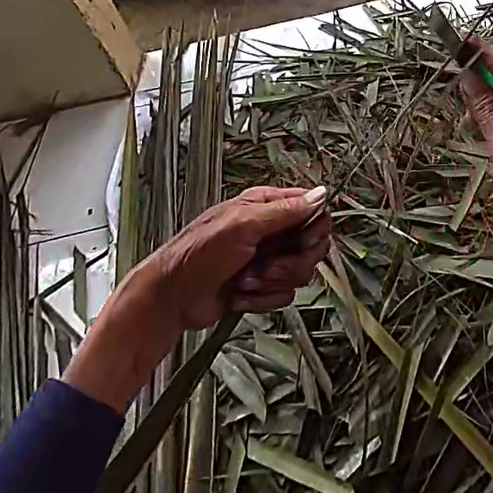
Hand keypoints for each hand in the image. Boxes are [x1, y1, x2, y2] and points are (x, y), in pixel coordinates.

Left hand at [138, 185, 334, 327]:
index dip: (313, 228)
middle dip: (292, 262)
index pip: (312, 210)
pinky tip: (241, 292)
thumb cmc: (197, 254)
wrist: (172, 297)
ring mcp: (267, 258)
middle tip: (268, 266)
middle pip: (312, 245)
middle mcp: (270, 230)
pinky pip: (284, 294)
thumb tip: (319, 195)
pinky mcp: (263, 285)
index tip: (301, 241)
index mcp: (265, 205)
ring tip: (247, 279)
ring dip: (273, 281)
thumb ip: (284, 211)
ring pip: (301, 272)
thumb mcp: (243, 225)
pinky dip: (263, 298)